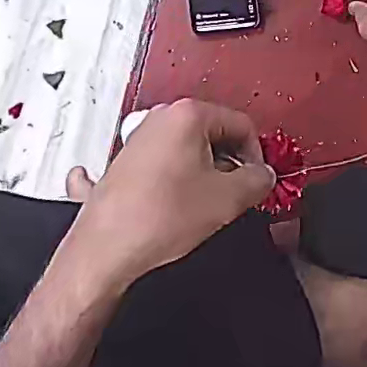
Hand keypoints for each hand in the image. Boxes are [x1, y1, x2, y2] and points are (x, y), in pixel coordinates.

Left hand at [60, 100, 274, 286]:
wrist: (103, 251)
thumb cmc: (156, 218)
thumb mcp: (228, 199)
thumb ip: (257, 180)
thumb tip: (263, 176)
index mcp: (188, 115)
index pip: (241, 125)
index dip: (256, 154)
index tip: (256, 179)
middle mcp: (161, 118)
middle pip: (215, 134)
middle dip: (229, 164)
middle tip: (234, 193)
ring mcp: (139, 139)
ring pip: (188, 149)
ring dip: (202, 173)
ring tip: (201, 205)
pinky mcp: (124, 163)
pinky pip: (158, 166)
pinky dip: (169, 180)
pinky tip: (167, 200)